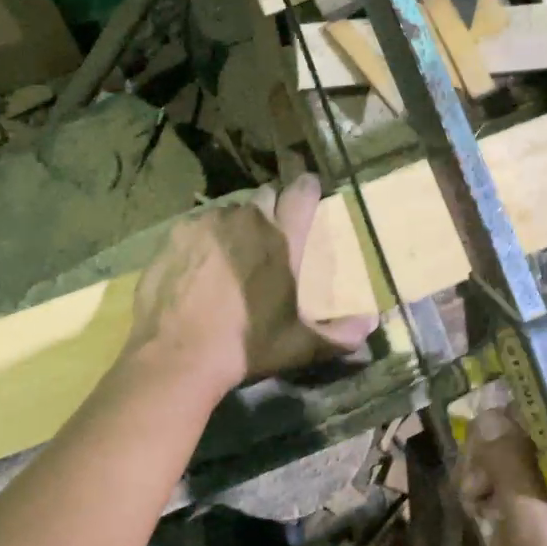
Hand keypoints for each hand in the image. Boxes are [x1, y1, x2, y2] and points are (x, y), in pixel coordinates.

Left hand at [124, 174, 378, 393]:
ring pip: (228, 210)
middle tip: (268, 237)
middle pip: (264, 196)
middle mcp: (247, 219)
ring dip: (234, 225)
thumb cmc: (245, 348)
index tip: (308, 195)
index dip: (307, 190)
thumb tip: (371, 324)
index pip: (302, 191)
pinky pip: (196, 224)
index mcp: (283, 238)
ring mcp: (208, 222)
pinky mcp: (176, 233)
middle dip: (270, 209)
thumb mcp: (299, 346)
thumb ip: (340, 334)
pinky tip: (197, 264)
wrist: (177, 355)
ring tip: (229, 253)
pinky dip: (201, 238)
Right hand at [462, 409, 546, 545]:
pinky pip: (492, 454)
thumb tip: (488, 418)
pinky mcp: (527, 478)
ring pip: (501, 434)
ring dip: (480, 463)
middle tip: (478, 478)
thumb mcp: (530, 521)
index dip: (526, 409)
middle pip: (524, 417)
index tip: (494, 430)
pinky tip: (476, 502)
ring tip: (475, 496)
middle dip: (493, 445)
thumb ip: (512, 468)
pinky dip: (478, 474)